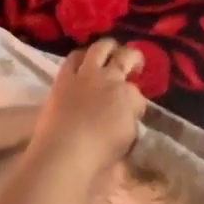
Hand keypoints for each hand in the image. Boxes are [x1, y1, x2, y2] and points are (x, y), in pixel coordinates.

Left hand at [30, 39, 146, 174]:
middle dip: (134, 58)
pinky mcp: (64, 77)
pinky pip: (74, 58)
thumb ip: (130, 122)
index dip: (137, 101)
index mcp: (129, 97)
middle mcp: (111, 79)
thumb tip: (128, 116)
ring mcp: (86, 74)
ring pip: (100, 48)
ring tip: (111, 50)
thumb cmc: (99, 156)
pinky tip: (84, 59)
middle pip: (126, 57)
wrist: (64, 152)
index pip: (138, 94)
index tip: (134, 109)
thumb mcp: (127, 142)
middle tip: (135, 63)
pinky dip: (81, 56)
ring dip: (109, 47)